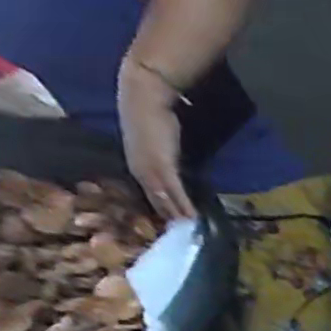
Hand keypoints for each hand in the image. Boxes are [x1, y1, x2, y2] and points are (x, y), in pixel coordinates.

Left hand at [117, 57, 197, 220]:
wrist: (144, 93)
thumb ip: (160, 152)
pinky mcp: (163, 168)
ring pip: (165, 201)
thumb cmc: (148, 110)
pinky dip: (184, 207)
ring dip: (178, 218)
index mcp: (136, 165)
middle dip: (168, 219)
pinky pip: (175, 193)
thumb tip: (170, 163)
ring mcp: (150, 170)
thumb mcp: (152, 138)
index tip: (173, 226)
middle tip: (182, 237)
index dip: (162, 211)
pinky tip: (194, 219)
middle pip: (156, 203)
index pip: (150, 195)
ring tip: (191, 233)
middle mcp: (140, 172)